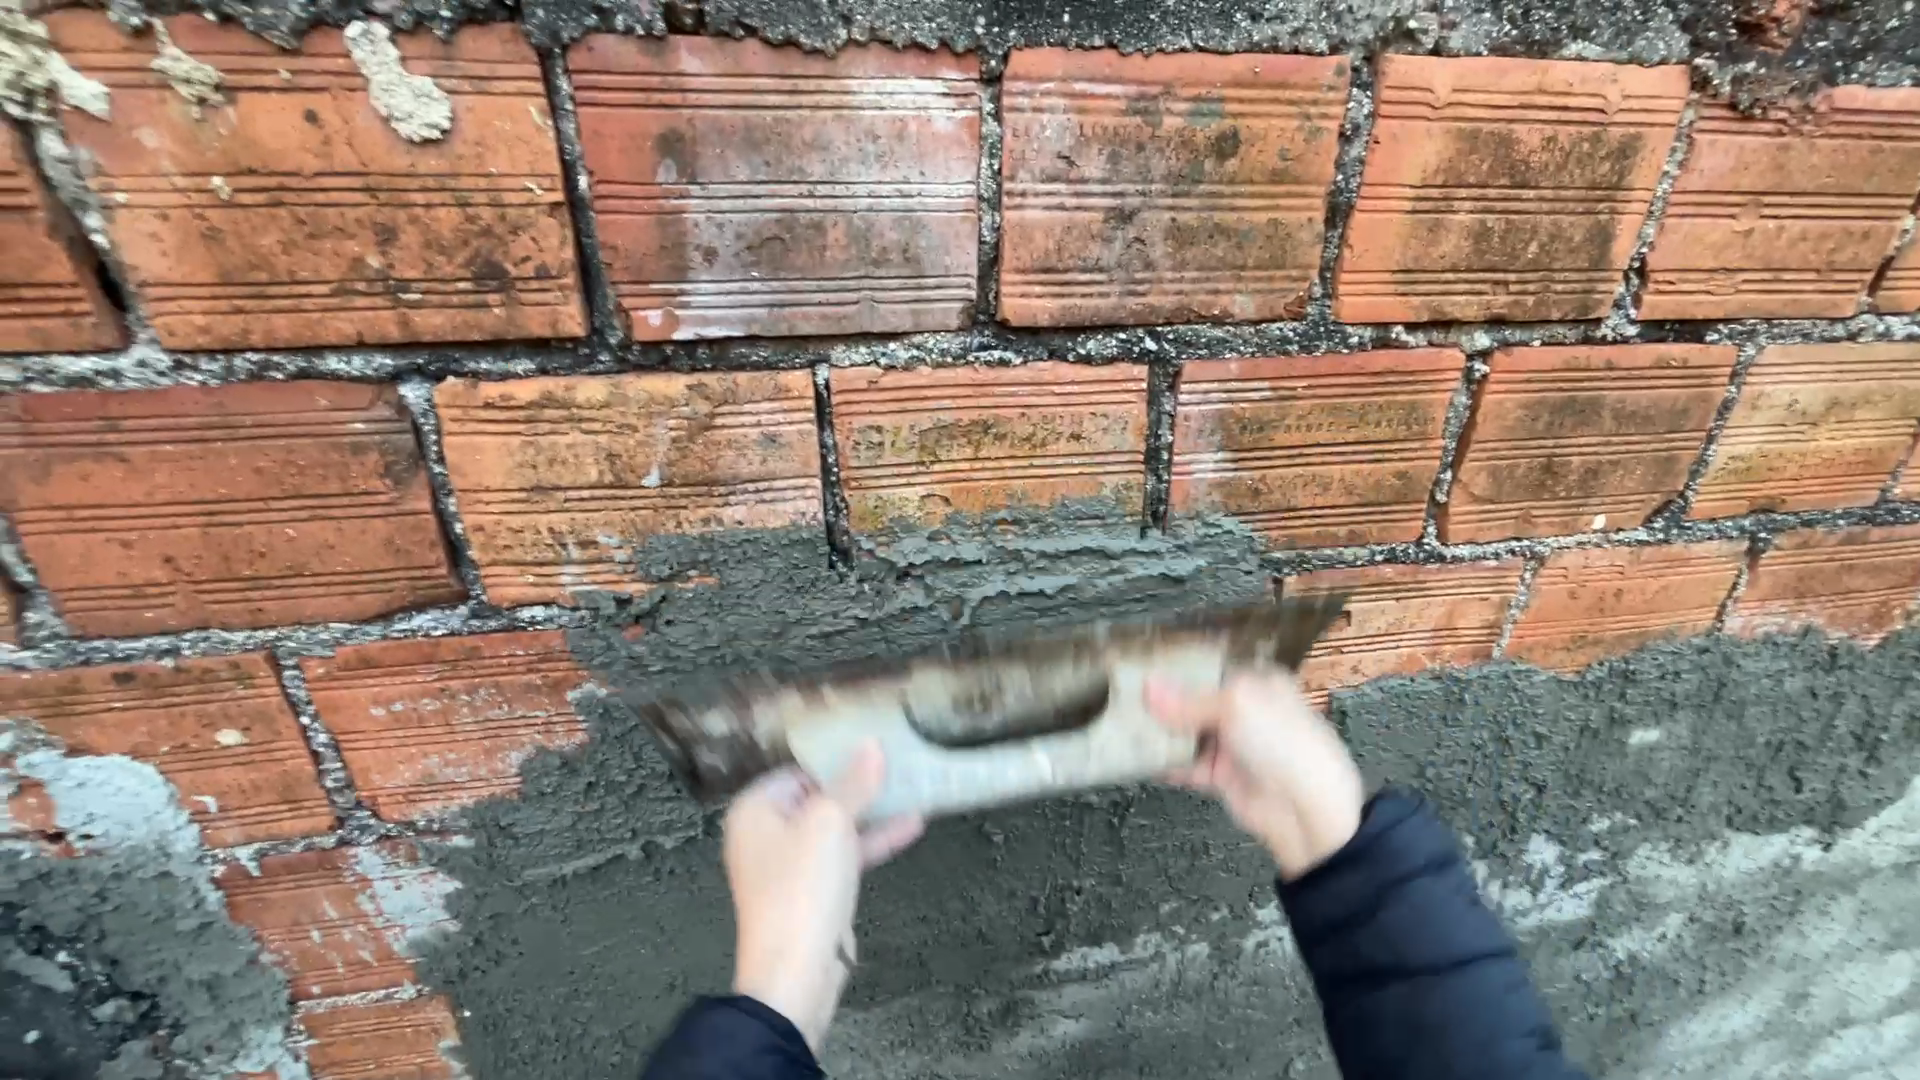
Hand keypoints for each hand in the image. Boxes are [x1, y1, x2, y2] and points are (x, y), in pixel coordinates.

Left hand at [723, 741, 923, 1050]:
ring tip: (914, 787)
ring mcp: (792, 864)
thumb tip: (872, 745)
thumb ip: (854, 782)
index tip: (875, 741)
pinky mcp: (814, 890)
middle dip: (860, 782)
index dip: (837, 756)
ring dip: (873, 810)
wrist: (796, 974)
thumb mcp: (830, 821)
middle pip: (819, 795)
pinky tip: (912, 824)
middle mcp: (767, 833)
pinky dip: (874, 840)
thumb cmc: (802, 886)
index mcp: (756, 809)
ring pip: (837, 826)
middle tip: (899, 760)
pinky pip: (846, 854)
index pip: (800, 768)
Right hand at [1147, 669, 1364, 881]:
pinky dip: (1167, 764)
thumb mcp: (1236, 706)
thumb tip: (1150, 688)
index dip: (1177, 671)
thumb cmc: (1291, 748)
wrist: (1307, 811)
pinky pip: (1187, 766)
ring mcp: (1234, 745)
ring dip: (1162, 734)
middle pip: (1193, 703)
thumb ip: (1187, 700)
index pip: (1208, 670)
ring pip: (1186, 734)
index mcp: (1256, 683)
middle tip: (1129, 700)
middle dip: (1163, 704)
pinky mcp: (1223, 775)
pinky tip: (1144, 759)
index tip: (1144, 672)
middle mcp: (1245, 712)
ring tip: (1128, 727)